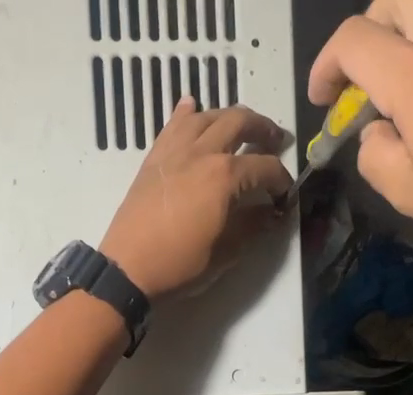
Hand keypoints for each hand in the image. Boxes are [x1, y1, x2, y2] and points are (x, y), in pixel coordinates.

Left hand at [99, 99, 293, 300]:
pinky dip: (187, 113)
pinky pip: (173, 125)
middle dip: (263, 129)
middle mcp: (202, 152)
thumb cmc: (178, 265)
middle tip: (274, 140)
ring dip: (229, 116)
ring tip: (239, 127)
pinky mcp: (154, 158)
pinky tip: (192, 107)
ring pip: (207, 115)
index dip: (281, 180)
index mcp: (224, 176)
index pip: (265, 167)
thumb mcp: (224, 253)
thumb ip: (252, 227)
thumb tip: (271, 214)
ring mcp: (175, 151)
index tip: (284, 195)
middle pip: (240, 122)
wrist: (127, 269)